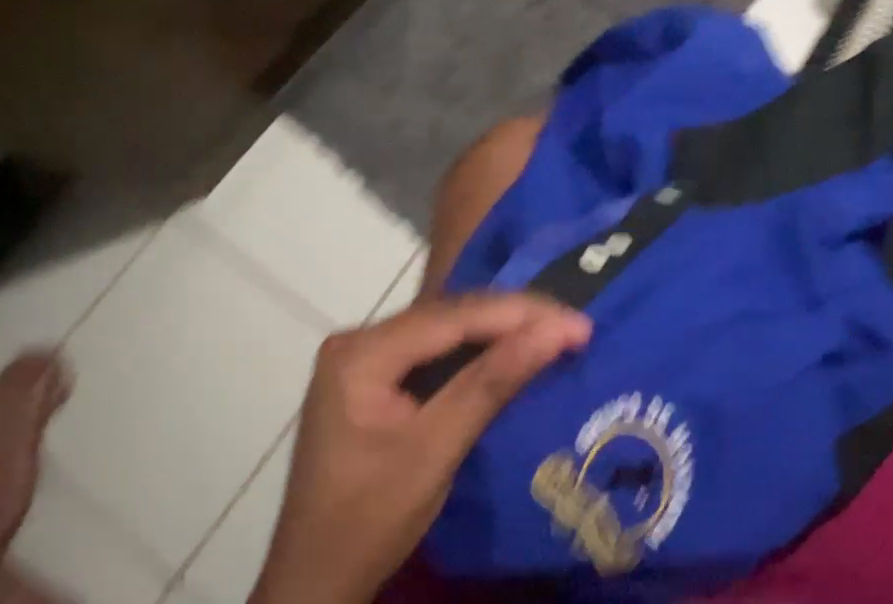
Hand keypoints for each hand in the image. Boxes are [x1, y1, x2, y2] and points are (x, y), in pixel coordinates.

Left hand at [251, 294, 591, 603]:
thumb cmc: (369, 520)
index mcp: (362, 353)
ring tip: (557, 333)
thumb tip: (555, 331)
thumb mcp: (435, 451)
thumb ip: (491, 384)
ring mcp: (365, 360)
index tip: (577, 321)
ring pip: (447, 331)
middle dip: (515, 319)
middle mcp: (360, 341)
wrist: (316, 582)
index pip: (453, 316)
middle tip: (575, 326)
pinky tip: (515, 352)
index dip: (519, 314)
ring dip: (502, 332)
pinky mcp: (377, 380)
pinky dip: (479, 354)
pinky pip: (437, 352)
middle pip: (450, 317)